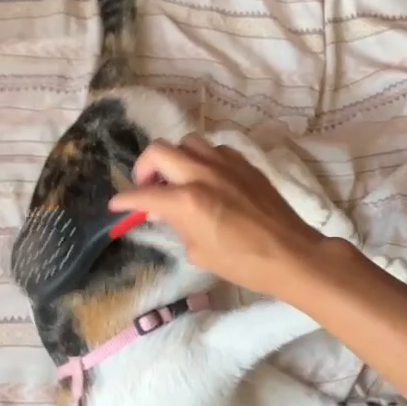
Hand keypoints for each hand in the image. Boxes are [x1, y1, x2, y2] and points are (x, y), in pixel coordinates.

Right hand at [109, 135, 338, 296]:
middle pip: (159, 151)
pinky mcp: (244, 163)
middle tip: (148, 187)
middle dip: (144, 168)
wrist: (289, 253)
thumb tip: (164, 212)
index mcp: (187, 201)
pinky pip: (213, 150)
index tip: (117, 205)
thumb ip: (176, 225)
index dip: (125, 200)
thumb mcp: (198, 251)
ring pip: (187, 143)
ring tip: (177, 179)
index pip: (143, 193)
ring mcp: (225, 164)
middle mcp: (202, 174)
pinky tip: (206, 179)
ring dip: (175, 158)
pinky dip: (201, 160)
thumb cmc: (242, 262)